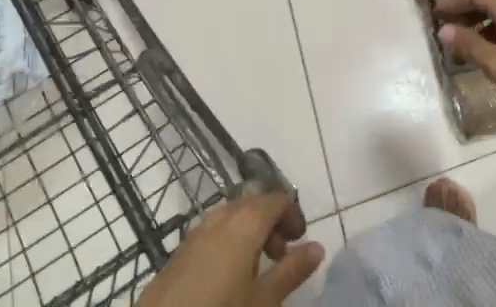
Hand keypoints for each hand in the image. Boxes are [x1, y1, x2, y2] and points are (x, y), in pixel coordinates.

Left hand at [138, 192, 321, 306]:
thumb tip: (317, 247)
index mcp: (245, 221)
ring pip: (231, 218)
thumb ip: (292, 270)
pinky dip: (228, 244)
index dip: (293, 215)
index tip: (300, 241)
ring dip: (250, 233)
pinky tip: (227, 278)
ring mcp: (195, 233)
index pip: (277, 199)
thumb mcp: (264, 300)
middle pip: (254, 204)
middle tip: (282, 254)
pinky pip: (212, 234)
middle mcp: (220, 217)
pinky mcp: (178, 253)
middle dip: (272, 223)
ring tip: (256, 269)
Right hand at [435, 0, 495, 127]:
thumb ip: (470, 45)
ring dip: (477, 27)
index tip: (434, 15)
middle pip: (487, 2)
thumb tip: (444, 29)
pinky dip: (492, 35)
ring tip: (461, 49)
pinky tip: (486, 55)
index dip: (452, 2)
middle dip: (463, 15)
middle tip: (444, 32)